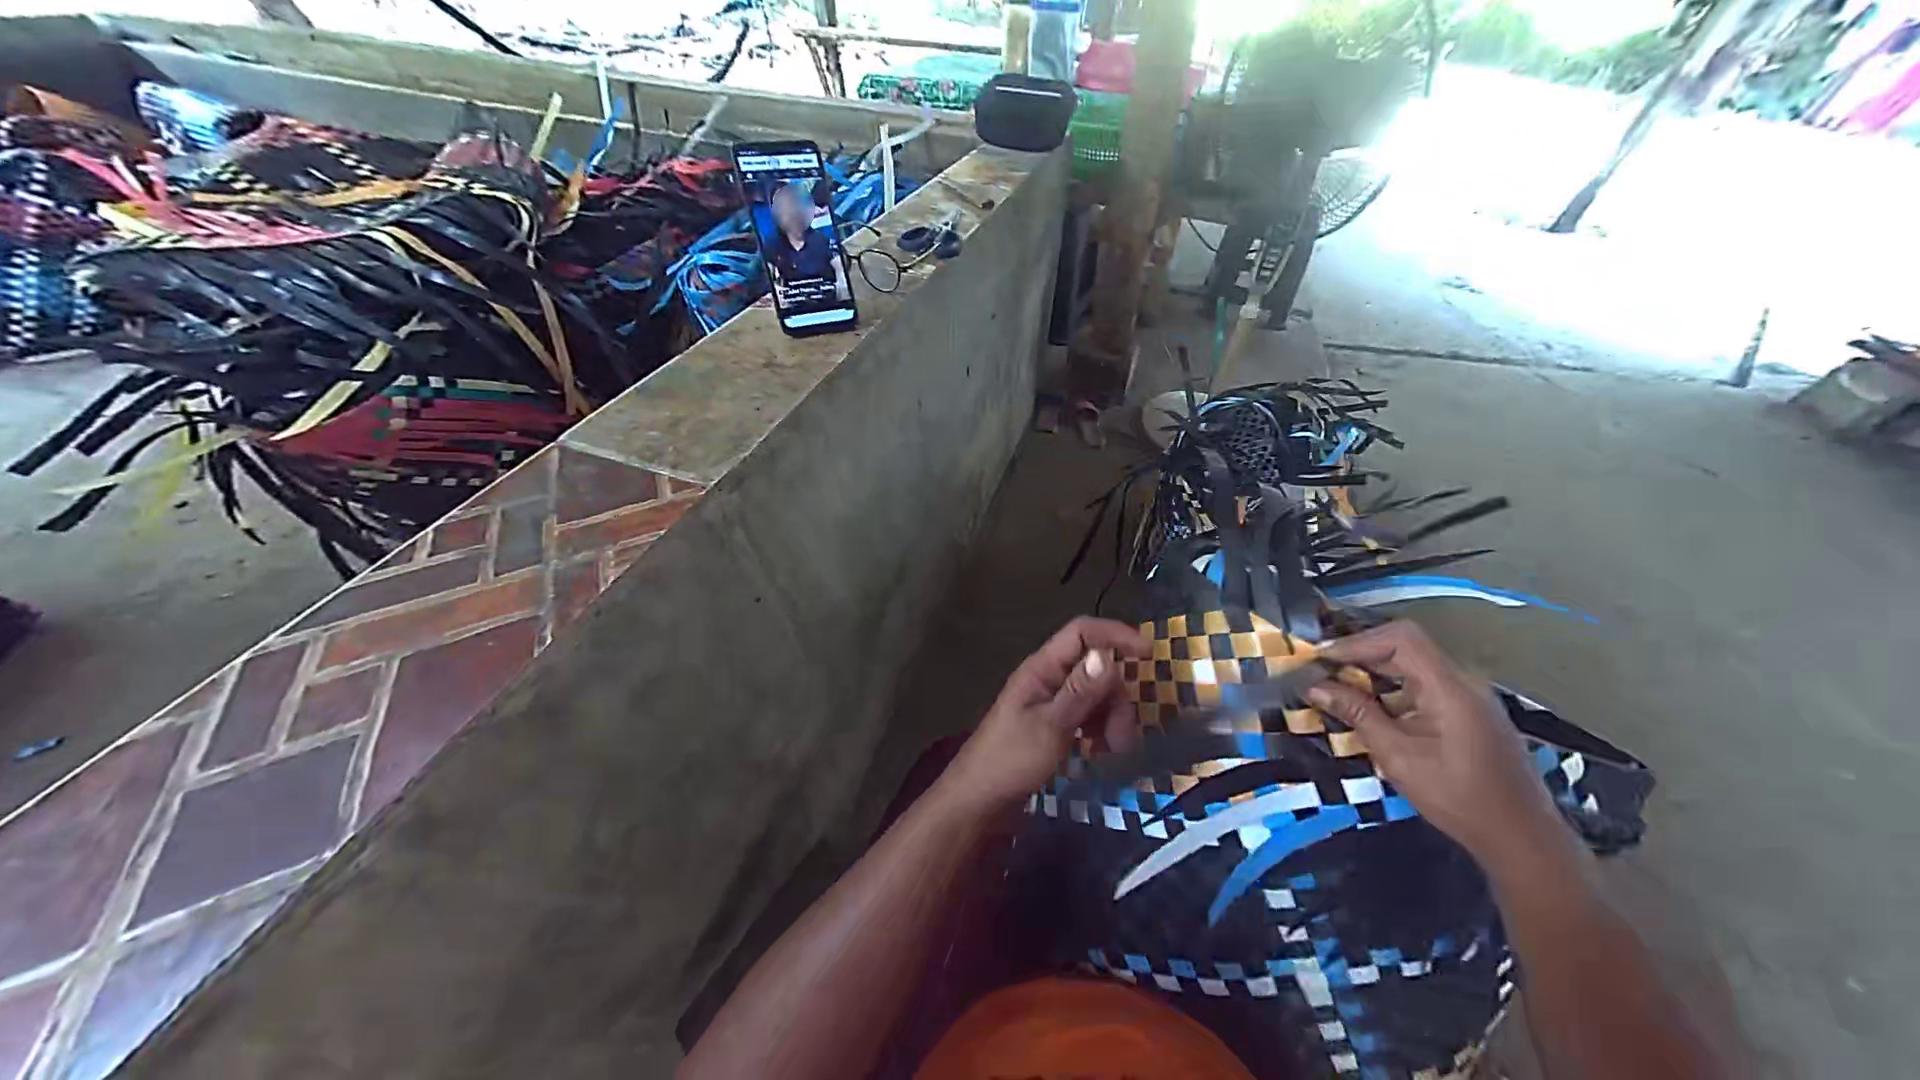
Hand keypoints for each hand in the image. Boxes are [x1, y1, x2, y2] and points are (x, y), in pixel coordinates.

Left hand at [937, 617, 1149, 813]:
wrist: (979, 802)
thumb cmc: (1009, 761)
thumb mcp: (1051, 726)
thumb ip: (1080, 691)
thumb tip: (1107, 655)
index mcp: (1041, 669)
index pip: (1081, 633)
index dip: (1115, 635)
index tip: (1149, 654)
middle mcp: (1048, 680)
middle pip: (1096, 670)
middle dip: (1117, 698)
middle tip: (1122, 740)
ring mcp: (1051, 704)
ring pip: (1096, 697)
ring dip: (1112, 720)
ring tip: (1113, 754)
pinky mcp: (1055, 728)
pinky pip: (1088, 718)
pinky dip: (1100, 731)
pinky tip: (1102, 755)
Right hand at [1305, 621, 1574, 870]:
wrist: (1521, 838)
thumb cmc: (1458, 798)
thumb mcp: (1397, 756)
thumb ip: (1357, 714)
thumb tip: (1315, 687)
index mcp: (1450, 688)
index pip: (1400, 639)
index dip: (1356, 642)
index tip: (1320, 660)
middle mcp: (1462, 681)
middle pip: (1404, 646)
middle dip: (1358, 655)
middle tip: (1320, 672)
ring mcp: (1468, 695)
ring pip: (1411, 664)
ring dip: (1371, 671)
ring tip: (1336, 688)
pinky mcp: (1467, 710)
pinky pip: (1422, 683)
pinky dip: (1389, 687)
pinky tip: (1368, 707)